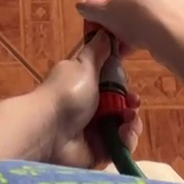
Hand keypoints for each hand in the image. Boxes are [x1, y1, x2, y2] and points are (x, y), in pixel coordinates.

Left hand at [31, 31, 141, 168]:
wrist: (50, 132)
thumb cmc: (67, 93)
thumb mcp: (84, 67)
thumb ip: (97, 52)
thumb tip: (104, 31)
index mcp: (84, 83)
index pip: (110, 81)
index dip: (122, 81)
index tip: (130, 80)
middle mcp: (90, 106)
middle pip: (120, 104)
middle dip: (131, 104)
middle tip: (134, 103)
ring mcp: (95, 130)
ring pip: (124, 126)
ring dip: (132, 122)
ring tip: (129, 120)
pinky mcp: (100, 151)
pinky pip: (121, 146)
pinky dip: (127, 140)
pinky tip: (125, 133)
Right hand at [77, 0, 183, 60]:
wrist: (174, 36)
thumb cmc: (135, 18)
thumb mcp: (105, 14)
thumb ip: (90, 8)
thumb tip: (80, 5)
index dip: (109, 7)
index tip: (107, 23)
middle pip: (132, 1)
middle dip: (123, 21)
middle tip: (117, 38)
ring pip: (147, 13)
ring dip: (137, 29)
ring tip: (130, 48)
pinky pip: (162, 21)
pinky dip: (154, 32)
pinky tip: (148, 46)